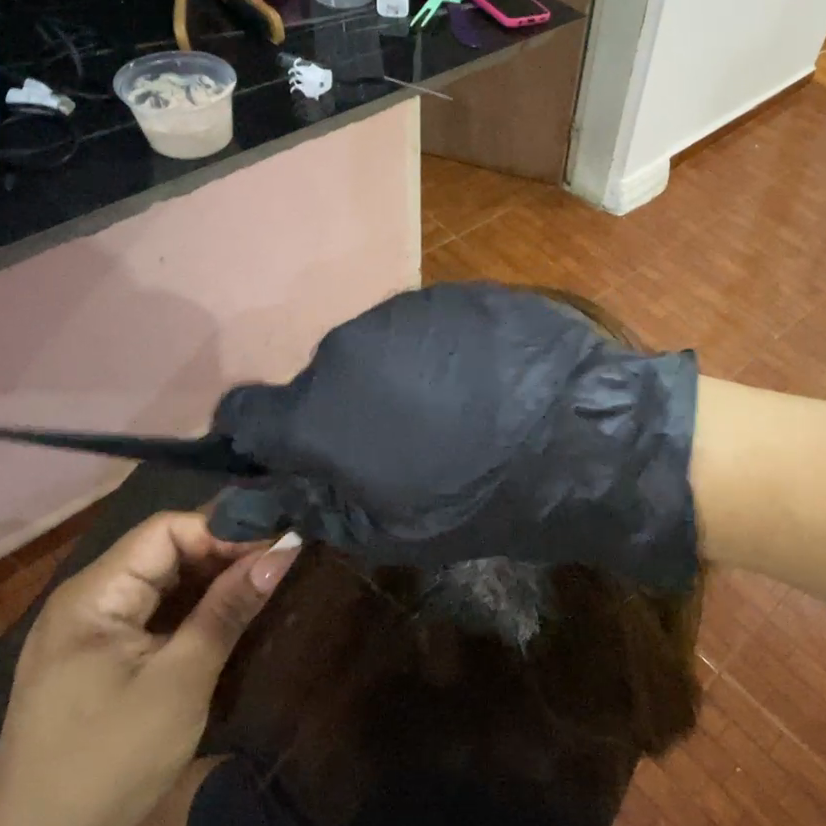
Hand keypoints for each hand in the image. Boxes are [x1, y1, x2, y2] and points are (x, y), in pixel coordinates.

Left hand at [0, 515, 298, 825]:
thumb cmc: (110, 759)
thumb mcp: (182, 681)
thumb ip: (228, 609)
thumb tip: (283, 549)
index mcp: (94, 595)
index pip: (168, 529)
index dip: (226, 530)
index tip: (281, 547)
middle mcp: (85, 601)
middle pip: (162, 552)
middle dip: (223, 555)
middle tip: (281, 570)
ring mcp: (86, 633)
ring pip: (159, 586)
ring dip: (209, 585)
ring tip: (264, 591)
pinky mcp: (94, 662)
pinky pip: (149, 617)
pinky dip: (189, 614)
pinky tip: (224, 624)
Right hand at [210, 281, 701, 591]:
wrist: (587, 440)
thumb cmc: (483, 502)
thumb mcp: (389, 532)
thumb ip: (309, 508)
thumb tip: (239, 503)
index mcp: (319, 409)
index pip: (245, 412)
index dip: (258, 438)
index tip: (294, 456)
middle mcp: (346, 345)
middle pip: (320, 380)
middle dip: (346, 412)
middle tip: (404, 447)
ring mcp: (403, 311)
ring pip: (374, 351)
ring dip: (395, 381)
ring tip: (455, 415)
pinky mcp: (455, 293)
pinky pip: (424, 327)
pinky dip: (438, 355)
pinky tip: (484, 383)